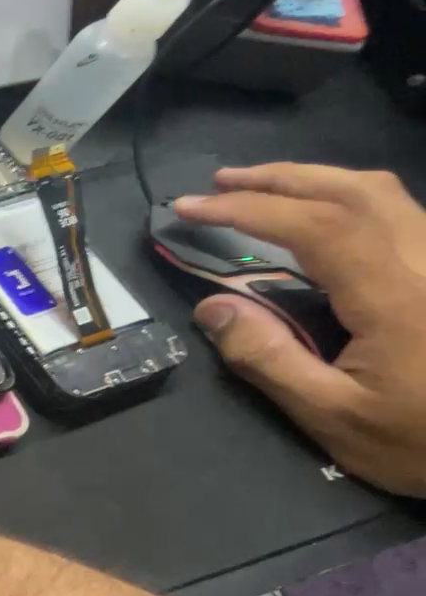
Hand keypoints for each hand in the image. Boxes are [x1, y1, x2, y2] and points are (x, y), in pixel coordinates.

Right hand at [175, 165, 425, 495]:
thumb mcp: (332, 416)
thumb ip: (268, 358)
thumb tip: (213, 306)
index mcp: (400, 297)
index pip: (318, 226)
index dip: (249, 208)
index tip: (190, 209)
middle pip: (360, 193)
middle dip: (283, 180)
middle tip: (218, 184)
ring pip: (389, 198)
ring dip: (317, 184)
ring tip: (260, 190)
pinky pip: (405, 218)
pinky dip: (350, 203)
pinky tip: (318, 217)